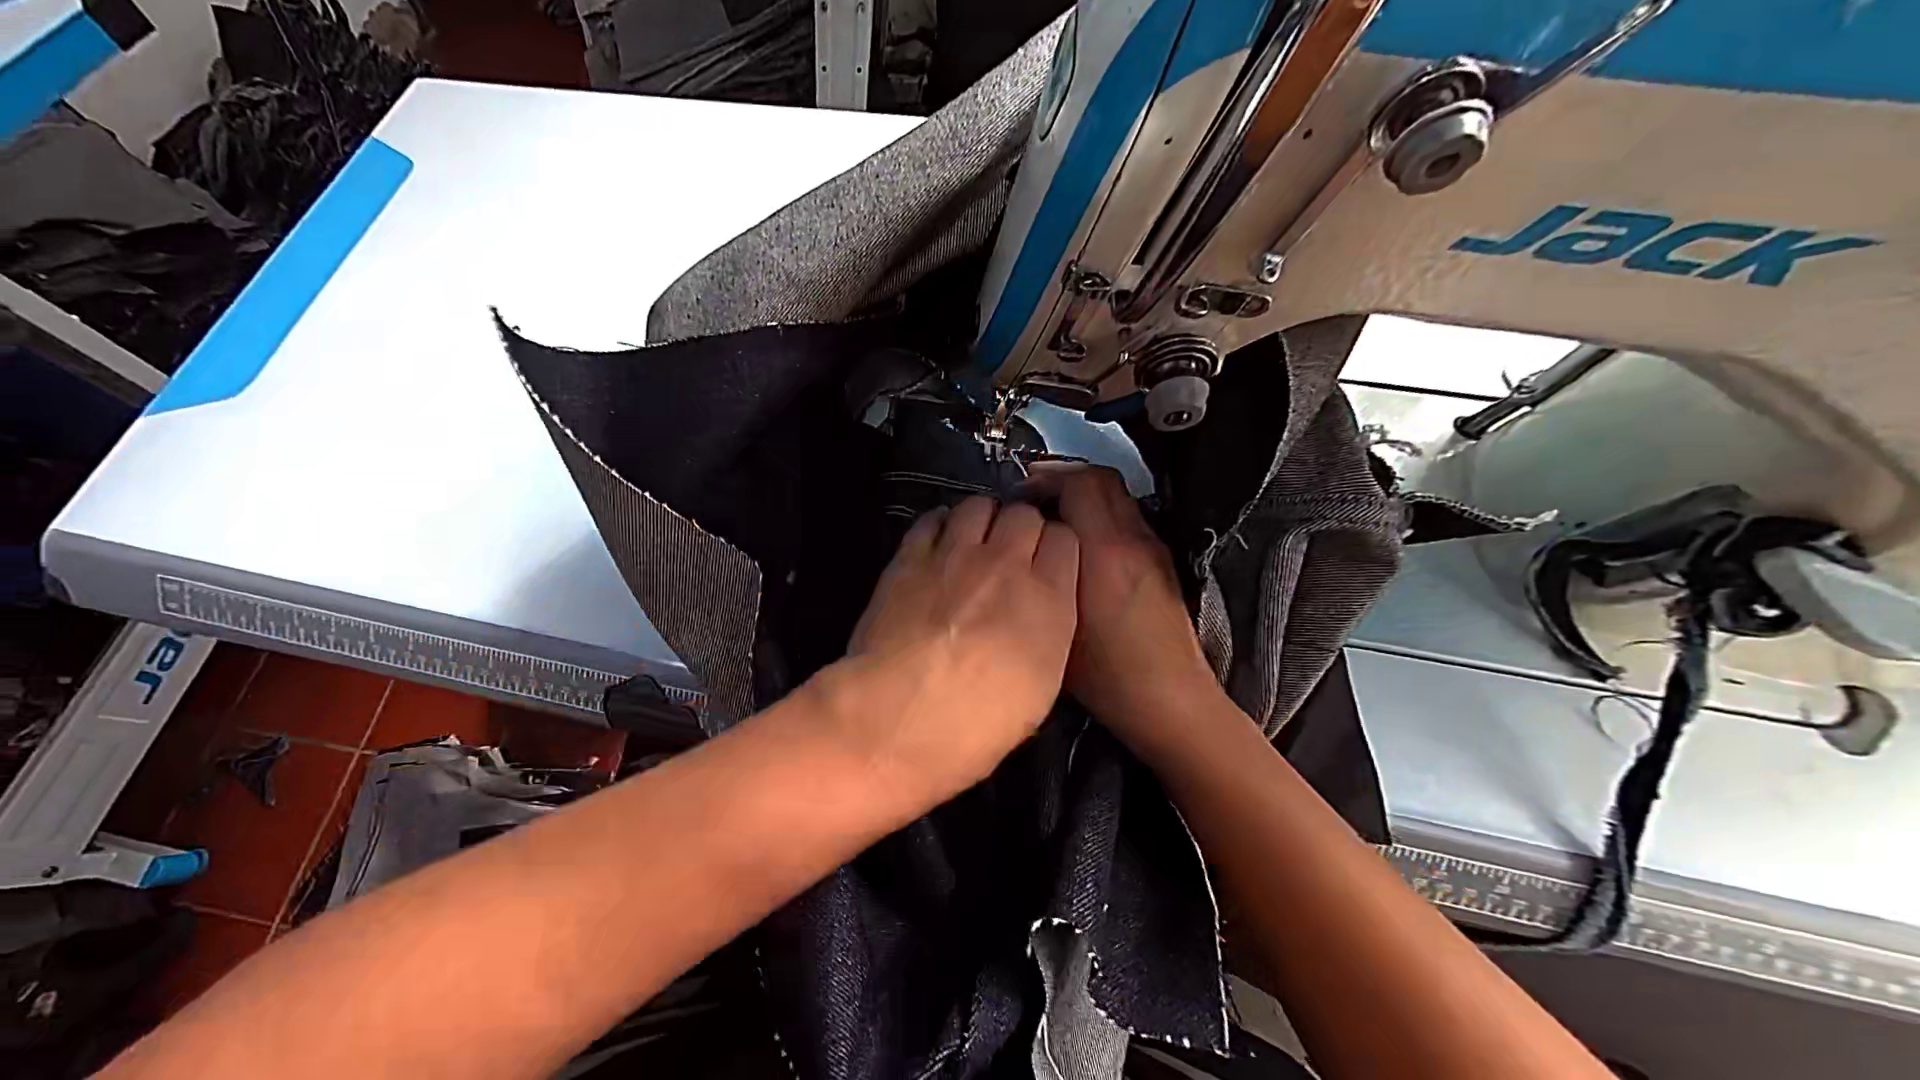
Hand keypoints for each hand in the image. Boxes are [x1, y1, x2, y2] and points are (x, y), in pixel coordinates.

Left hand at [822, 496, 1078, 800]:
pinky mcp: (909, 558)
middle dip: (1023, 528)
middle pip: (1024, 514)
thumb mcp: (1043, 685)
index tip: (1048, 564)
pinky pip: (931, 519)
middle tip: (1012, 553)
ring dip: (984, 519)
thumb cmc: (980, 722)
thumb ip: (1049, 628)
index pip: (1066, 538)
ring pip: (979, 505)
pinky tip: (938, 542)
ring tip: (976, 542)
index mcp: (1048, 598)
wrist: (900, 718)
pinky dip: (940, 524)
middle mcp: (1005, 564)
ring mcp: (954, 555)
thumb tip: (1039, 608)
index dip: (1057, 548)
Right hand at [1020, 465, 1228, 755]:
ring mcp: (1153, 549)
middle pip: (1102, 479)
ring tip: (1055, 519)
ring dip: (1085, 496)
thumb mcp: (1058, 628)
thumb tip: (1029, 547)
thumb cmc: (1108, 675)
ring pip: (1118, 497)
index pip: (1079, 484)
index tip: (1021, 496)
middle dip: (1065, 478)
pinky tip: (1083, 545)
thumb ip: (1043, 578)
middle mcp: (1133, 540)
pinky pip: (1128, 518)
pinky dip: (1102, 516)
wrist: (1171, 700)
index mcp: (1105, 552)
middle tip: (1035, 497)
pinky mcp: (1162, 562)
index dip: (1046, 479)